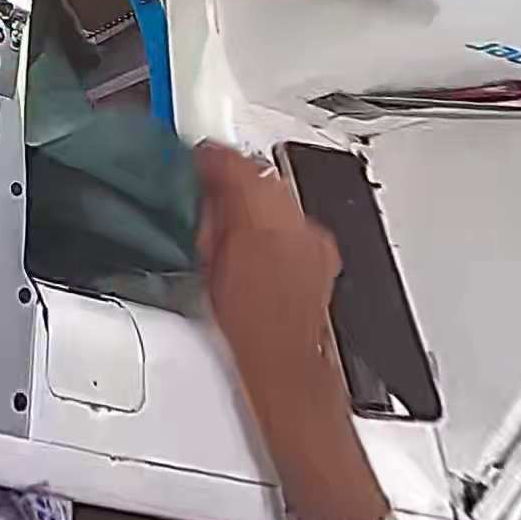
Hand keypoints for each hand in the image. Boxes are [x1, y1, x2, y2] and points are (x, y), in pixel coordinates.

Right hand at [197, 144, 393, 519]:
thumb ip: (208, 217)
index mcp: (259, 221)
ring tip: (230, 201)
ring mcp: (312, 236)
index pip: (233, 166)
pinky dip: (273, 212)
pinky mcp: (322, 249)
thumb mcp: (208, 262)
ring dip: (253, 189)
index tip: (197, 154)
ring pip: (278, 190)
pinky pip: (293, 214)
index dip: (210, 155)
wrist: (287, 366)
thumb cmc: (246, 325)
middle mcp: (293, 223)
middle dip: (232, 169)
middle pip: (259, 173)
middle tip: (209, 173)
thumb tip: (202, 192)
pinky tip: (257, 225)